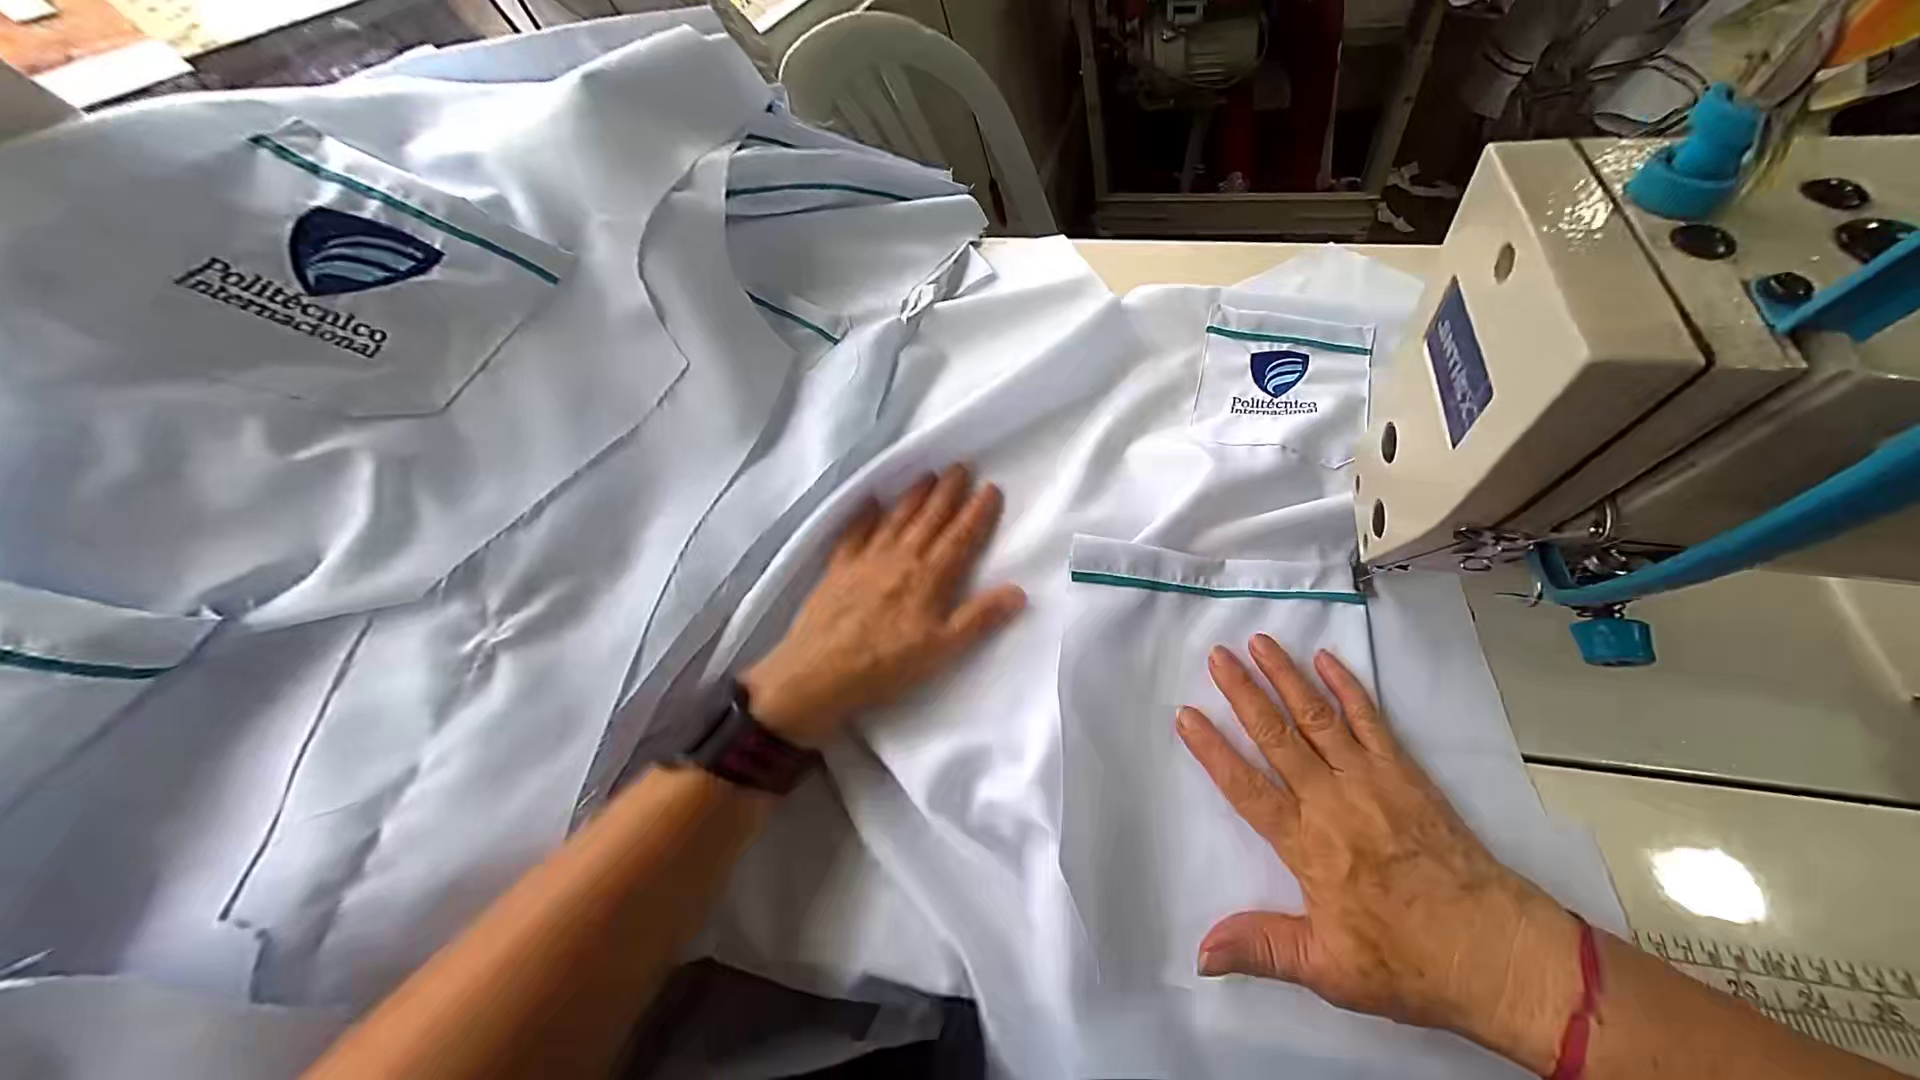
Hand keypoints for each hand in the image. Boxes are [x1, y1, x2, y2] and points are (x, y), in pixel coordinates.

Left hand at [741, 465, 1026, 749]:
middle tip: (961, 466)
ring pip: (896, 518)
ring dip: (914, 495)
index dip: (978, 512)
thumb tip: (1018, 591)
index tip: (990, 489)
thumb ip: (980, 618)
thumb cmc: (885, 665)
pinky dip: (864, 515)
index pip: (960, 537)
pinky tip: (870, 502)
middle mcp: (900, 558)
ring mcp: (866, 559)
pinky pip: (854, 532)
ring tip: (928, 475)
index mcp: (929, 577)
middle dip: (948, 491)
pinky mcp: (838, 568)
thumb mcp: (942, 649)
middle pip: (929, 517)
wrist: (818, 673)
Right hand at [1176, 637, 1582, 1073]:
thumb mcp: (1330, 970)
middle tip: (1217, 655)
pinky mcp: (1407, 775)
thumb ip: (1262, 949)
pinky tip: (1329, 661)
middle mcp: (1334, 802)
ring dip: (1287, 677)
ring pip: (1319, 718)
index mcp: (1308, 845)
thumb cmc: (1411, 963)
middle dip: (1243, 693)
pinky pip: (1372, 722)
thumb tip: (1200, 953)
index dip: (1212, 750)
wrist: (1507, 957)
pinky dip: (1349, 689)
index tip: (1185, 714)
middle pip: (1278, 737)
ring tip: (1261, 643)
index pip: (1246, 786)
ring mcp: (1373, 781)